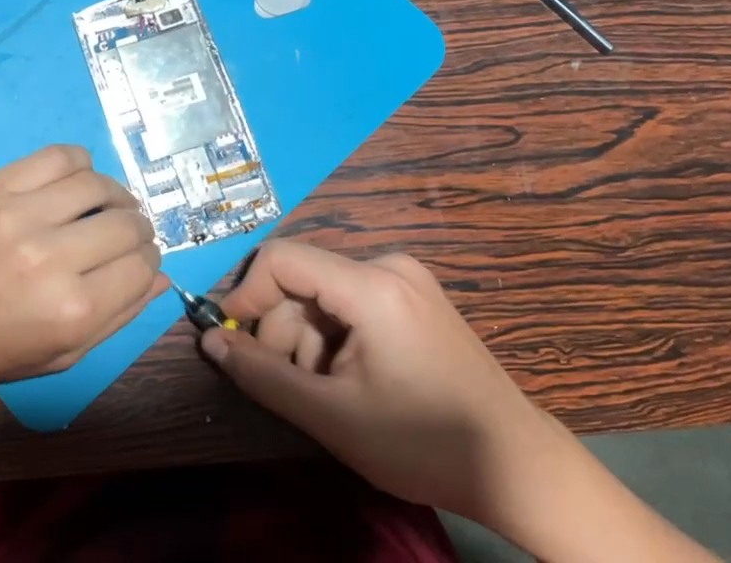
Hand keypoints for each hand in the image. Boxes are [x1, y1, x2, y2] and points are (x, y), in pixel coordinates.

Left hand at [0, 145, 166, 391]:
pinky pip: (58, 156)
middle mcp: (53, 258)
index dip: (148, 261)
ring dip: (114, 194)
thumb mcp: (56, 356)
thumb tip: (161, 278)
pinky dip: (79, 163)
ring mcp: (20, 214)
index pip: (143, 267)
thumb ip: (115, 318)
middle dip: (136, 230)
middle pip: (127, 224)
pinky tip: (76, 180)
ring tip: (106, 204)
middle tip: (123, 235)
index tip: (136, 260)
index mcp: (73, 311)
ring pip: (97, 184)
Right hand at [199, 240, 574, 528]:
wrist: (522, 471)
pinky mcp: (415, 300)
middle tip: (295, 388)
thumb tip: (208, 340)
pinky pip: (349, 305)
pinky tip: (352, 382)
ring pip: (322, 297)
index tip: (232, 340)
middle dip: (284, 334)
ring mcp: (406, 282)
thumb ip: (261, 374)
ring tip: (330, 395)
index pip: (281, 259)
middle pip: (301, 282)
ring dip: (308, 343)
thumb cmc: (423, 443)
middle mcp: (389, 268)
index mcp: (372, 287)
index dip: (246, 294)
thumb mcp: (330, 415)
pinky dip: (335, 340)